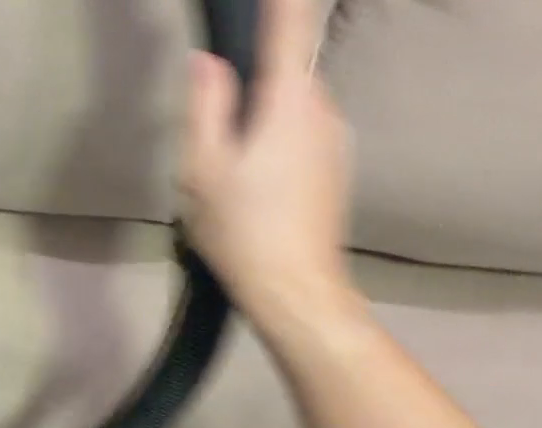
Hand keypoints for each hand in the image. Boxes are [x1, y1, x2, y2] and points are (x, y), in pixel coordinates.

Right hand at [180, 0, 353, 315]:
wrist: (295, 285)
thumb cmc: (242, 229)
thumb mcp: (204, 171)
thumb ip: (205, 109)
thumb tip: (206, 61)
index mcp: (287, 102)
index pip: (288, 28)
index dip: (280, 2)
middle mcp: (322, 107)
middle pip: (286, 74)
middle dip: (253, 88)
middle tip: (214, 134)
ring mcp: (336, 137)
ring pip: (293, 108)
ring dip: (264, 122)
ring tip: (231, 174)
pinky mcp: (337, 166)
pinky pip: (303, 136)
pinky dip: (277, 145)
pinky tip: (255, 191)